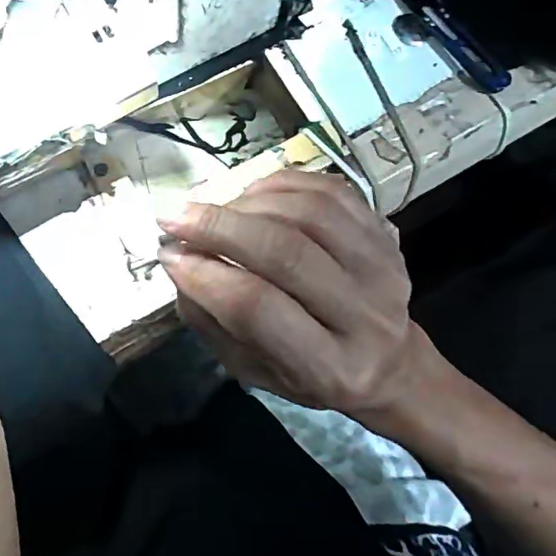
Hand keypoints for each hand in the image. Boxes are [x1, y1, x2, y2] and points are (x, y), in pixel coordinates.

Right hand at [156, 169, 423, 414]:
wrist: (387, 361)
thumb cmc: (305, 372)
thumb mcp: (249, 366)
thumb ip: (209, 318)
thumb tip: (177, 258)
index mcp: (330, 369)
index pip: (258, 308)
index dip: (205, 275)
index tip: (169, 255)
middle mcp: (368, 318)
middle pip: (286, 252)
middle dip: (219, 227)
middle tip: (177, 218)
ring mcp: (384, 269)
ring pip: (308, 213)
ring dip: (247, 203)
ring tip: (217, 211)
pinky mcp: (386, 233)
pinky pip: (329, 190)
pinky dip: (280, 183)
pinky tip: (251, 195)